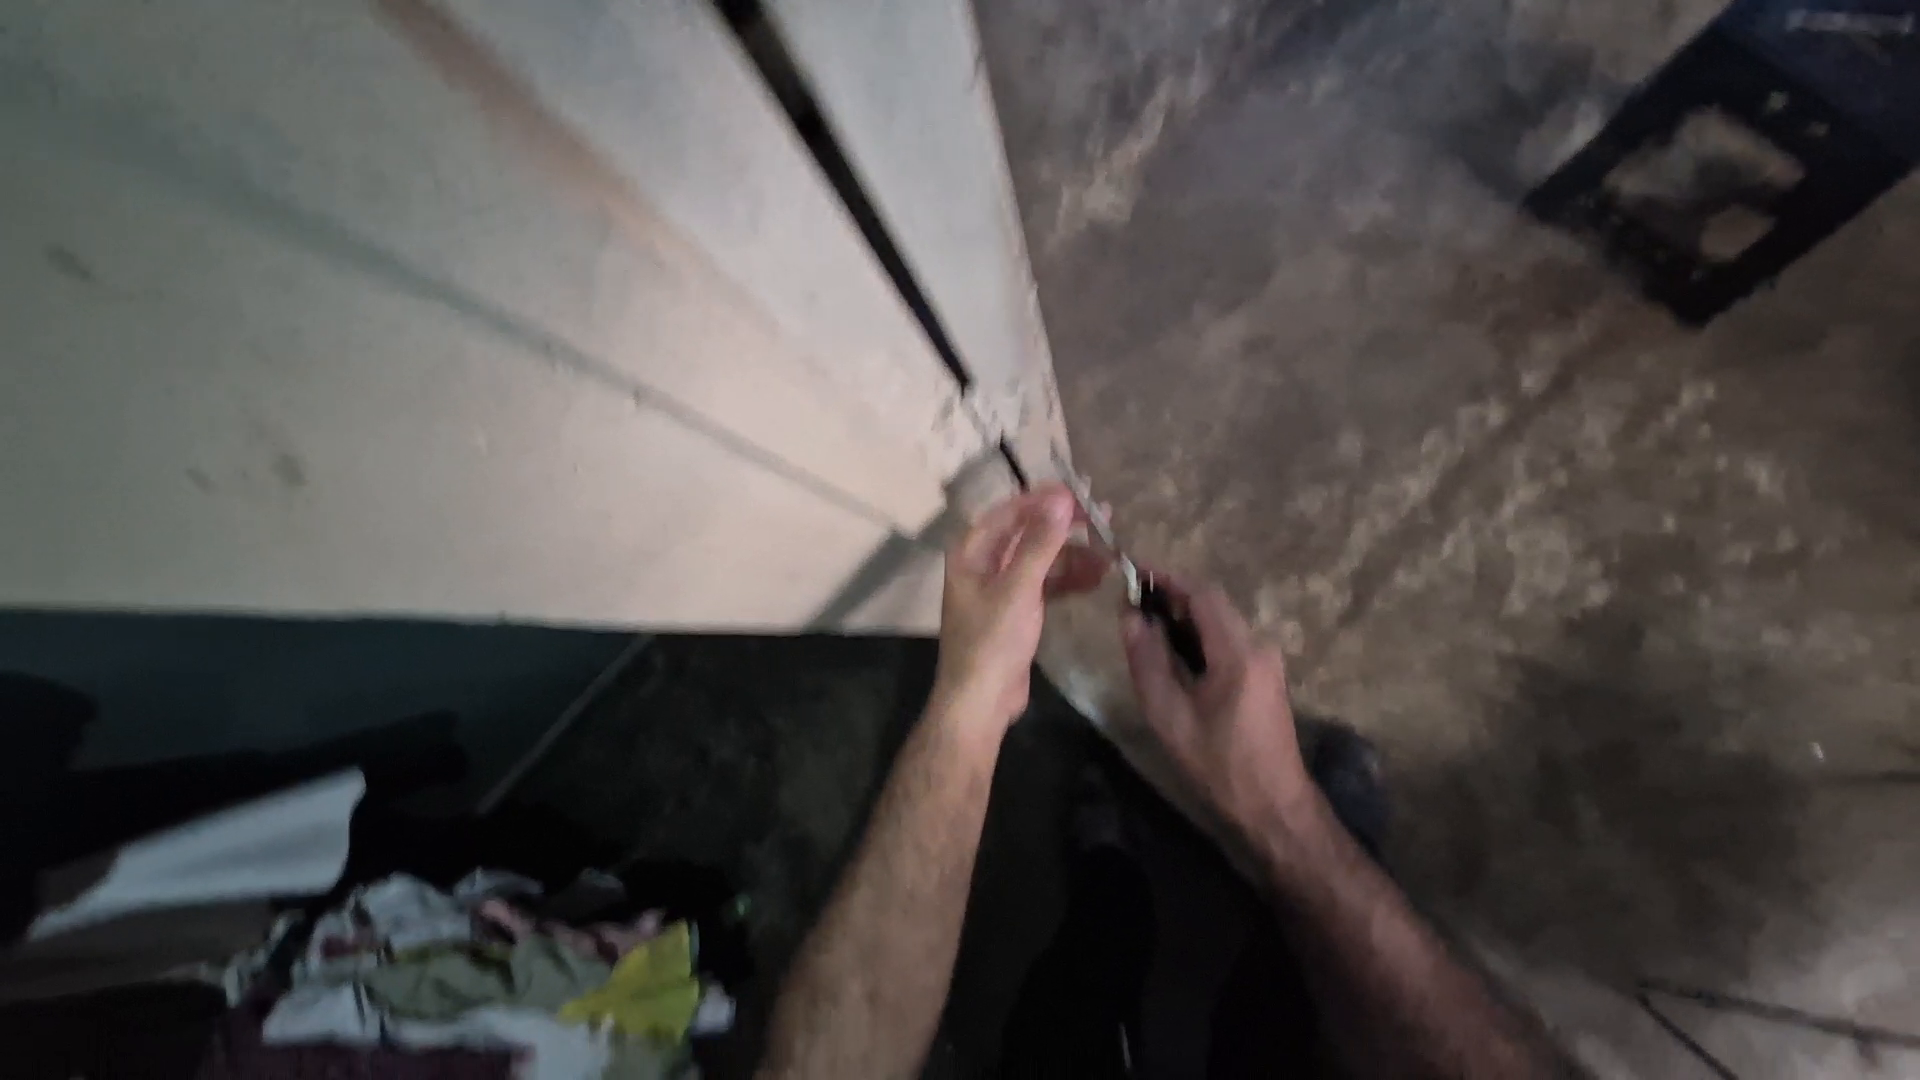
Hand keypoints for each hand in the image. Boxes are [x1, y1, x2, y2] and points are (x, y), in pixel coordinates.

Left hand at [933, 485, 1106, 730]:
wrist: (981, 701)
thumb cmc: (992, 640)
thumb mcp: (1018, 588)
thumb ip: (1040, 543)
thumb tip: (1061, 499)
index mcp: (971, 552)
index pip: (1009, 511)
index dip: (1043, 500)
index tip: (1079, 493)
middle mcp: (983, 563)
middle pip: (1027, 533)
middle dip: (1064, 527)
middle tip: (1102, 518)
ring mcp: (1000, 587)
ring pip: (1040, 559)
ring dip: (1072, 555)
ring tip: (1109, 553)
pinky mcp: (1016, 610)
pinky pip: (1045, 584)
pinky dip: (1067, 580)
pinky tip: (1097, 578)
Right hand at [1119, 573, 1315, 847]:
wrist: (1274, 805)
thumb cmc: (1218, 763)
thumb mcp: (1170, 714)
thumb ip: (1148, 660)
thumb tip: (1130, 616)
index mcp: (1238, 652)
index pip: (1202, 594)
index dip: (1166, 577)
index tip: (1132, 571)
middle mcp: (1258, 646)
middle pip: (1212, 603)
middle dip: (1171, 596)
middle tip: (1131, 603)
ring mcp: (1266, 661)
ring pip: (1220, 621)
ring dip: (1183, 616)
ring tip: (1144, 626)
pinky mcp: (1264, 675)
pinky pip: (1227, 640)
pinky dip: (1198, 635)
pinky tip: (1172, 653)